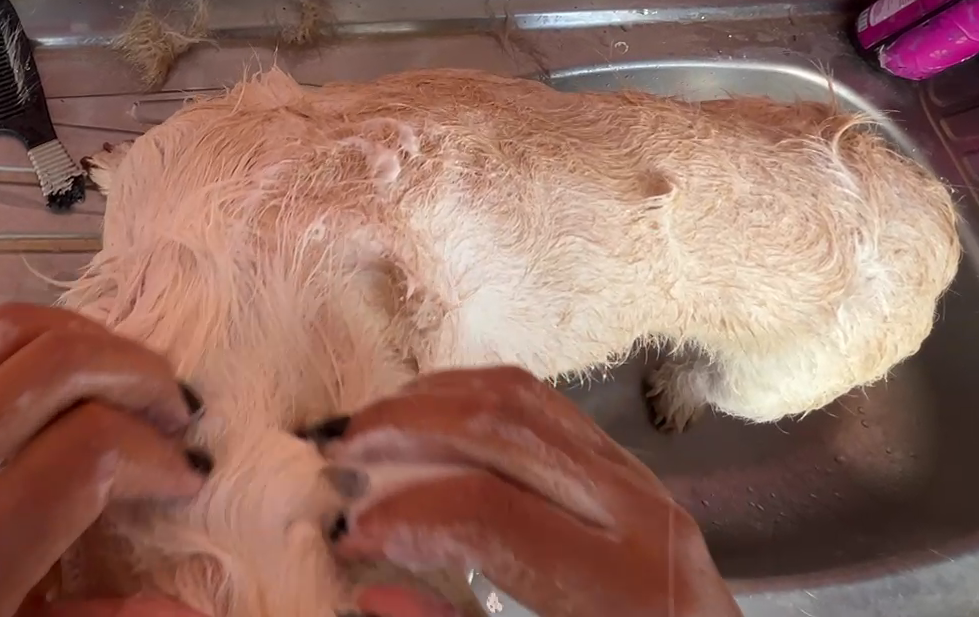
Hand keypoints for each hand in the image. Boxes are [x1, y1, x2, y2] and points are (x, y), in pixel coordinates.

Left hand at [0, 304, 209, 616]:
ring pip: (17, 329)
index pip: (90, 451)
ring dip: (94, 339)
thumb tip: (196, 608)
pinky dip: (40, 341)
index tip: (185, 476)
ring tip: (132, 376)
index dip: (157, 454)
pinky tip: (68, 375)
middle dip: (139, 372)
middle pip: (59, 364)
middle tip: (176, 410)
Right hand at [322, 367, 739, 616]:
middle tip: (344, 450)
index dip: (409, 512)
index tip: (352, 529)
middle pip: (500, 428)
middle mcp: (635, 509)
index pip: (491, 514)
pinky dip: (466, 392)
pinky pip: (533, 395)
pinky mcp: (617, 454)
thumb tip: (368, 586)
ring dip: (431, 399)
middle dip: (405, 429)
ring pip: (514, 394)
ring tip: (373, 424)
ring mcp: (631, 469)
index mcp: (623, 585)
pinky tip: (425, 410)